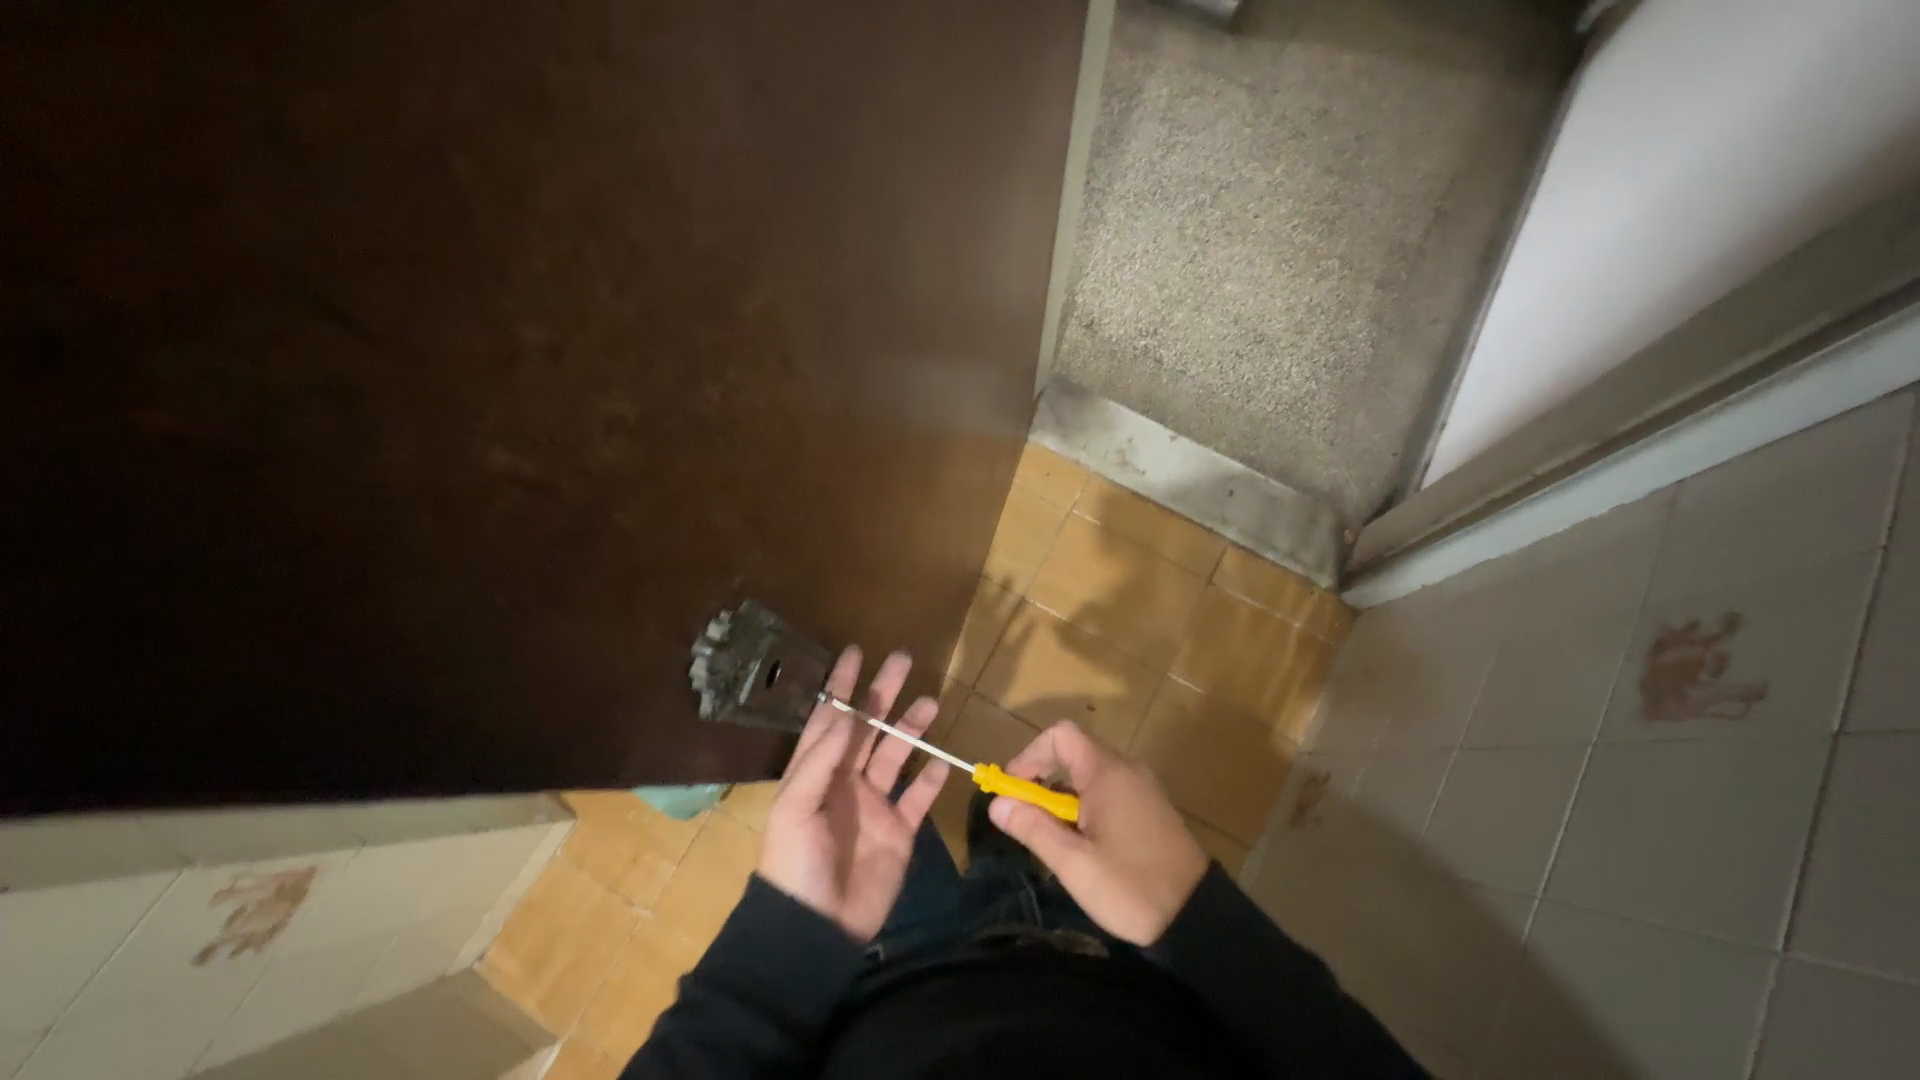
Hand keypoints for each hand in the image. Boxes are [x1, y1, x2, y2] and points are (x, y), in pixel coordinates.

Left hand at [756, 646, 950, 940]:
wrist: (816, 927)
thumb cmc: (796, 861)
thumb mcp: (795, 806)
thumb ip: (821, 759)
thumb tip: (847, 715)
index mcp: (816, 772)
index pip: (831, 720)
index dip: (842, 686)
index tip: (855, 652)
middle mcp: (846, 781)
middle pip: (869, 730)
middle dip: (884, 695)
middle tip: (903, 661)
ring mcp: (875, 806)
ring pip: (897, 757)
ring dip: (911, 730)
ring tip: (930, 703)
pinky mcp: (899, 832)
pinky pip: (918, 799)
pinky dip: (930, 779)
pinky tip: (941, 760)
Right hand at [988, 720, 1207, 945]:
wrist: (1196, 918)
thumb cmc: (1130, 887)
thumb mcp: (1074, 863)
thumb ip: (1034, 828)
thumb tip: (998, 803)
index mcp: (1108, 773)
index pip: (1061, 736)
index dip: (1030, 755)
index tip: (1013, 789)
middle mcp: (1127, 770)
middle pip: (1075, 752)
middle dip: (1043, 778)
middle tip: (1026, 817)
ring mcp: (1143, 788)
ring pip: (1091, 774)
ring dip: (1064, 796)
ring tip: (1053, 838)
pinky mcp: (1151, 808)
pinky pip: (1109, 790)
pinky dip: (1086, 805)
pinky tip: (1083, 844)